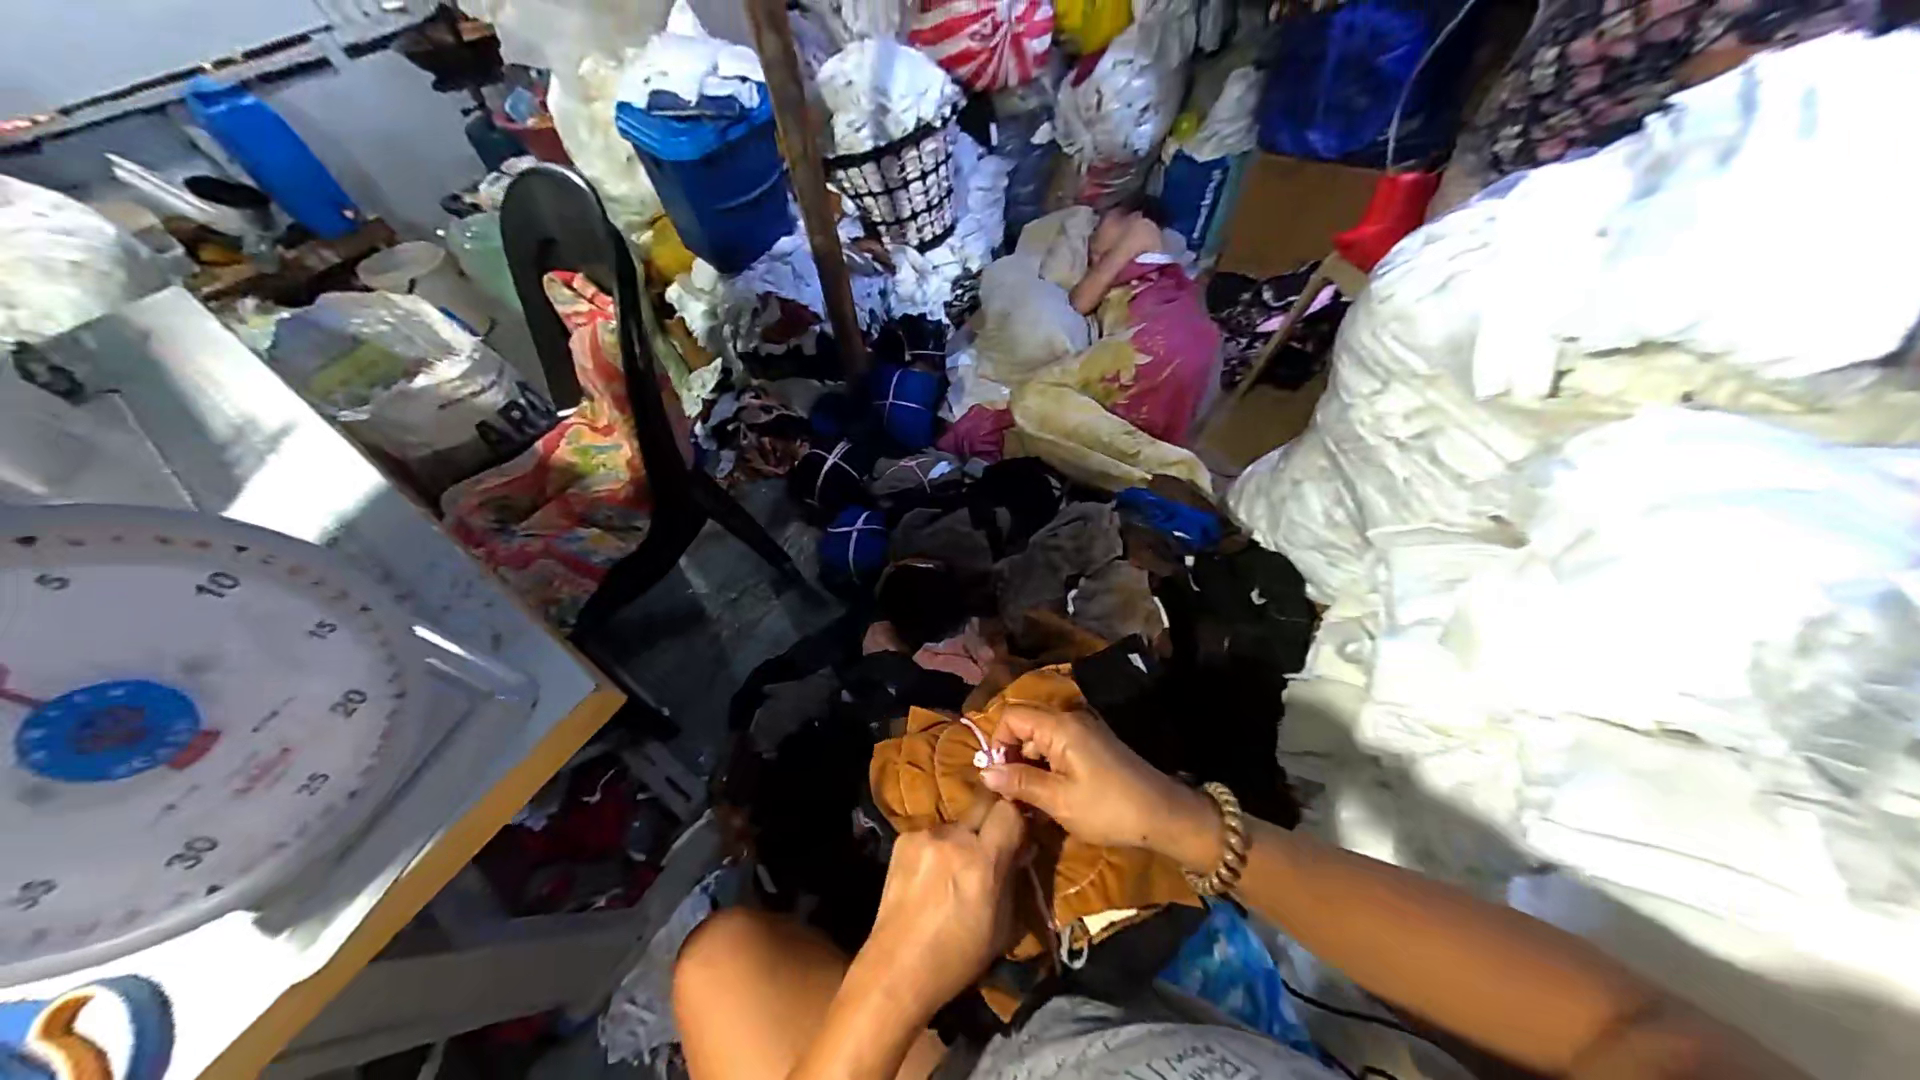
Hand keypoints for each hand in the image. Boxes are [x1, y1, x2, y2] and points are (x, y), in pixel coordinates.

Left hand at [853, 797, 1026, 1018]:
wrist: (897, 968)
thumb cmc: (958, 957)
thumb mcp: (1003, 925)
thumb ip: (1013, 879)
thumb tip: (1021, 849)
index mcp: (983, 861)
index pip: (1009, 811)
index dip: (1015, 820)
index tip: (1016, 835)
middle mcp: (954, 838)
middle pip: (982, 807)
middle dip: (989, 825)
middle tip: (986, 851)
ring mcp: (925, 835)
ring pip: (955, 825)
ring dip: (959, 841)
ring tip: (950, 872)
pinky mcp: (903, 838)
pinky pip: (931, 835)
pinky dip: (936, 849)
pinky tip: (928, 876)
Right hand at [980, 704, 1221, 873]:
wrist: (1163, 814)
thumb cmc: (1108, 808)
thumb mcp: (1058, 800)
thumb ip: (1019, 783)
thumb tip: (984, 772)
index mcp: (1060, 726)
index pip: (1012, 716)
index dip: (997, 742)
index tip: (997, 776)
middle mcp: (1070, 719)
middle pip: (1025, 723)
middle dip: (1012, 753)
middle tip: (1010, 791)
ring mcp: (1084, 730)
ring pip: (1040, 736)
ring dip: (1028, 762)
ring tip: (1028, 797)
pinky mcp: (1093, 744)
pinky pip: (1057, 744)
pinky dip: (1046, 764)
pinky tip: (1048, 793)